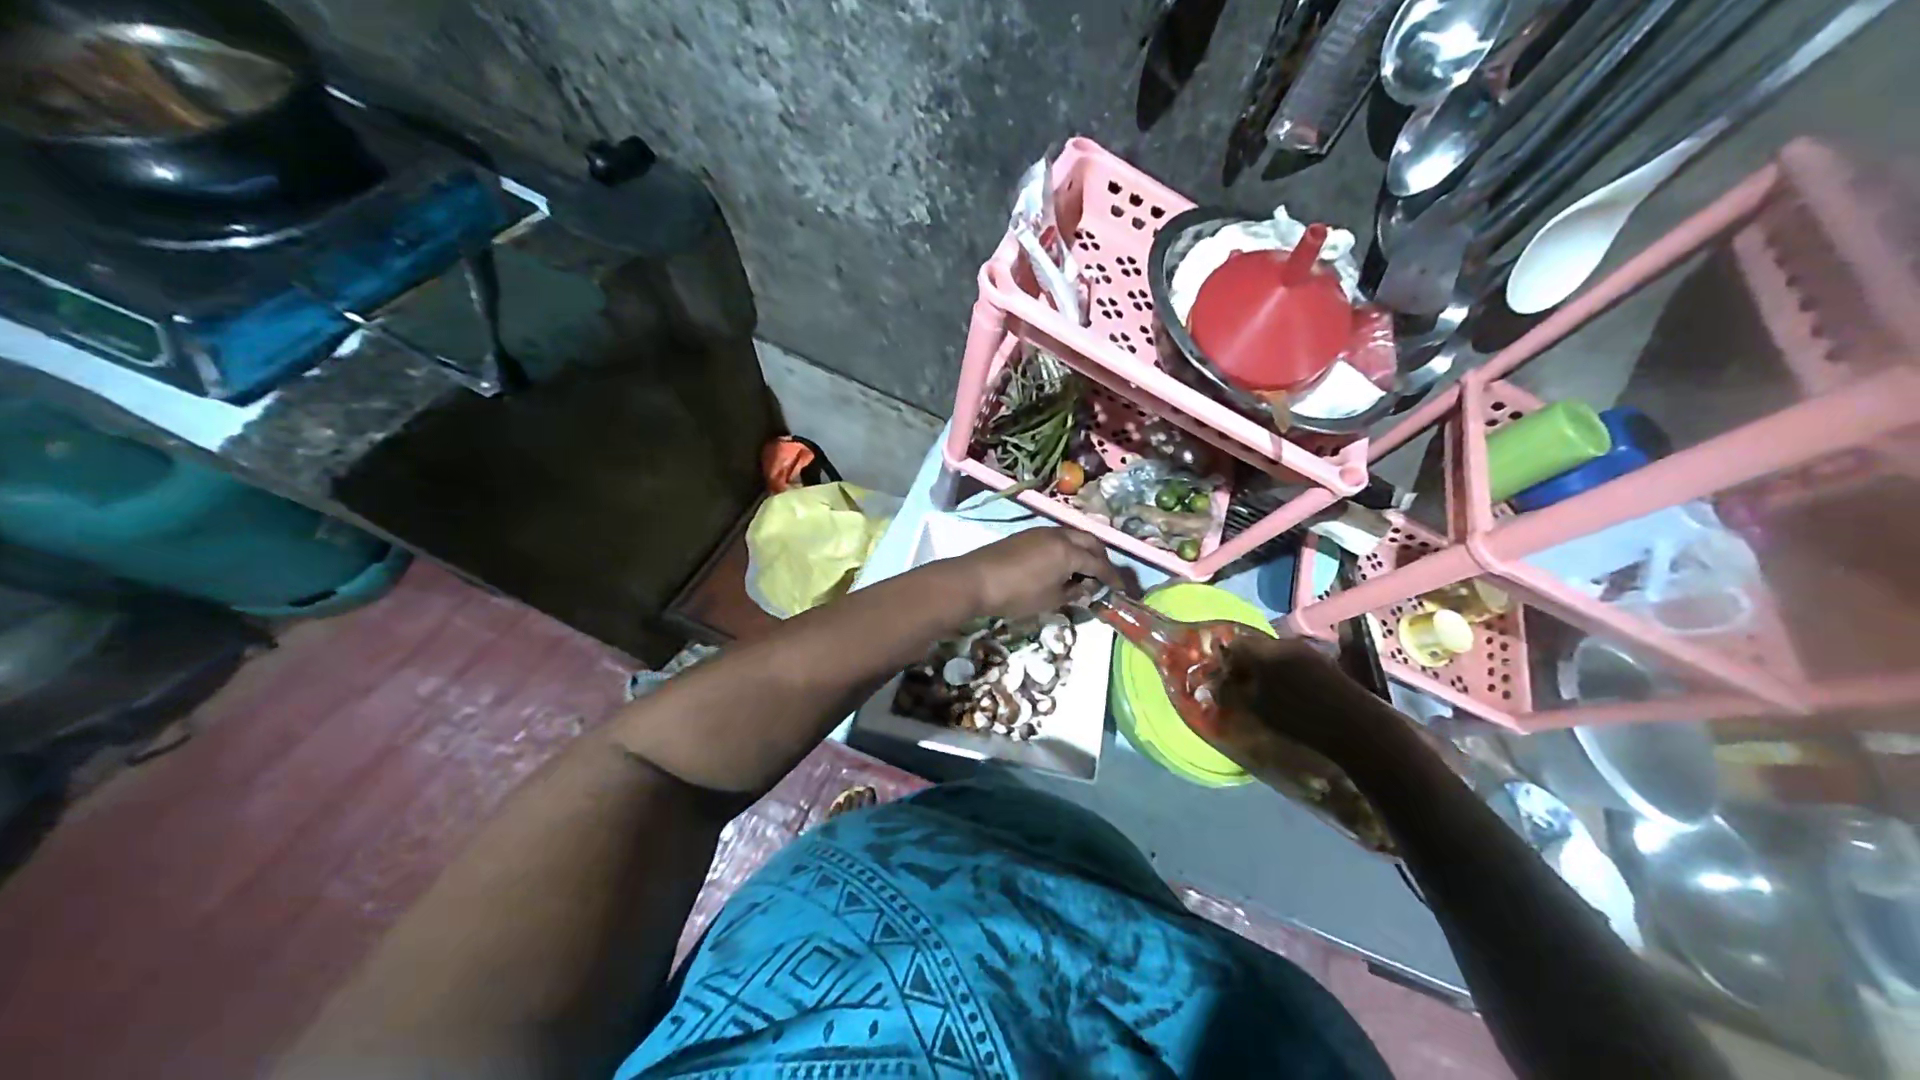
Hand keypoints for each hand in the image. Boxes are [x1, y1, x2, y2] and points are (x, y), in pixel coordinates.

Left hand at [937, 528, 1120, 621]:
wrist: (975, 579)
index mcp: (1070, 552)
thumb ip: (1073, 592)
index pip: (1100, 564)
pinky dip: (1068, 548)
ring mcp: (1041, 532)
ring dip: (1084, 550)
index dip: (1113, 578)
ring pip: (1074, 536)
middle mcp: (1060, 536)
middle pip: (1090, 542)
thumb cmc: (1016, 594)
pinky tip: (1061, 564)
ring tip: (1083, 571)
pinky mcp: (1027, 535)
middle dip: (1102, 558)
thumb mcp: (1050, 600)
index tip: (1122, 589)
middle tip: (1104, 576)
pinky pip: (1057, 537)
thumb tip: (1087, 588)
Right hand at [1213, 633, 1391, 762]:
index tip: (1224, 679)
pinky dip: (1287, 676)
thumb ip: (1234, 691)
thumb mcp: (1258, 707)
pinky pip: (1296, 663)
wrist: (1359, 730)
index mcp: (1267, 649)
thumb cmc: (1300, 718)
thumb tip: (1218, 683)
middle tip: (1243, 687)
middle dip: (1248, 665)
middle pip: (1258, 648)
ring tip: (1267, 694)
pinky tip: (1290, 696)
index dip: (1226, 660)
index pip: (1236, 644)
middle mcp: (1288, 643)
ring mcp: (1311, 652)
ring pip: (1278, 655)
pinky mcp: (1328, 664)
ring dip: (1269, 671)